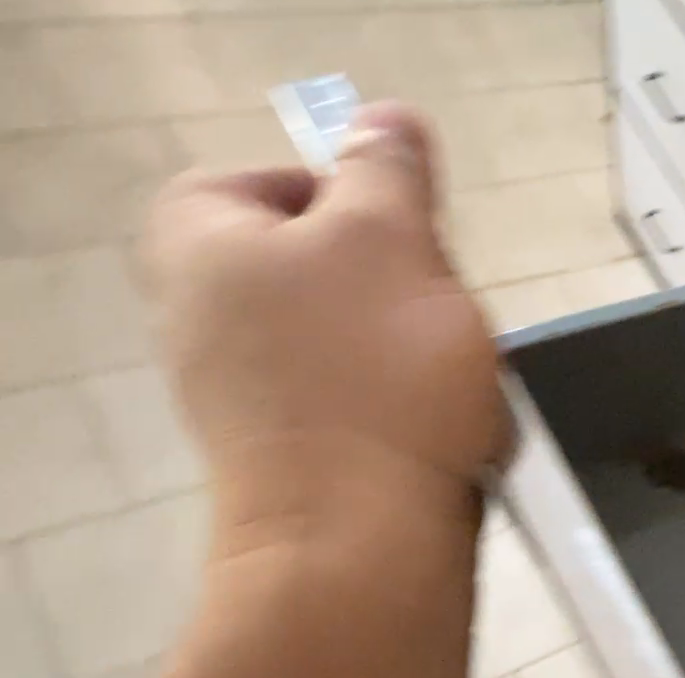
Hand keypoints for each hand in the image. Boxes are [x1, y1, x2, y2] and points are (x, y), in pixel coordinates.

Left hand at [142, 102, 506, 539]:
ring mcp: (244, 387)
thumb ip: (388, 171)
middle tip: (446, 310)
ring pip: (352, 333)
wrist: (365, 528)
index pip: (272, 179)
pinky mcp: (294, 446)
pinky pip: (359, 395)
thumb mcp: (392, 243)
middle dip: (401, 282)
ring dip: (415, 345)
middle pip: (323, 261)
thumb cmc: (378, 374)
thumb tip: (384, 115)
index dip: (355, 200)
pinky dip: (405, 399)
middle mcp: (203, 309)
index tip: (416, 239)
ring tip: (456, 376)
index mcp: (203, 241)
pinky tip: (443, 422)